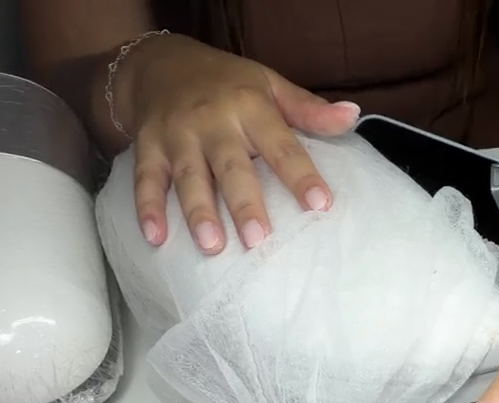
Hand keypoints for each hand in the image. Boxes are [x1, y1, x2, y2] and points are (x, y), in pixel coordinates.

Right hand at [118, 33, 358, 252]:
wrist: (156, 61)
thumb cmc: (227, 84)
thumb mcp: (269, 85)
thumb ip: (308, 110)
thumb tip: (352, 117)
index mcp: (249, 107)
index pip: (281, 145)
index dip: (300, 175)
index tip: (320, 204)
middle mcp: (212, 121)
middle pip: (231, 167)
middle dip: (244, 203)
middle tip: (258, 240)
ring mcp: (177, 135)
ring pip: (188, 177)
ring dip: (198, 212)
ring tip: (212, 246)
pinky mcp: (148, 147)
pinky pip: (145, 179)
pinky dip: (147, 208)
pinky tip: (155, 238)